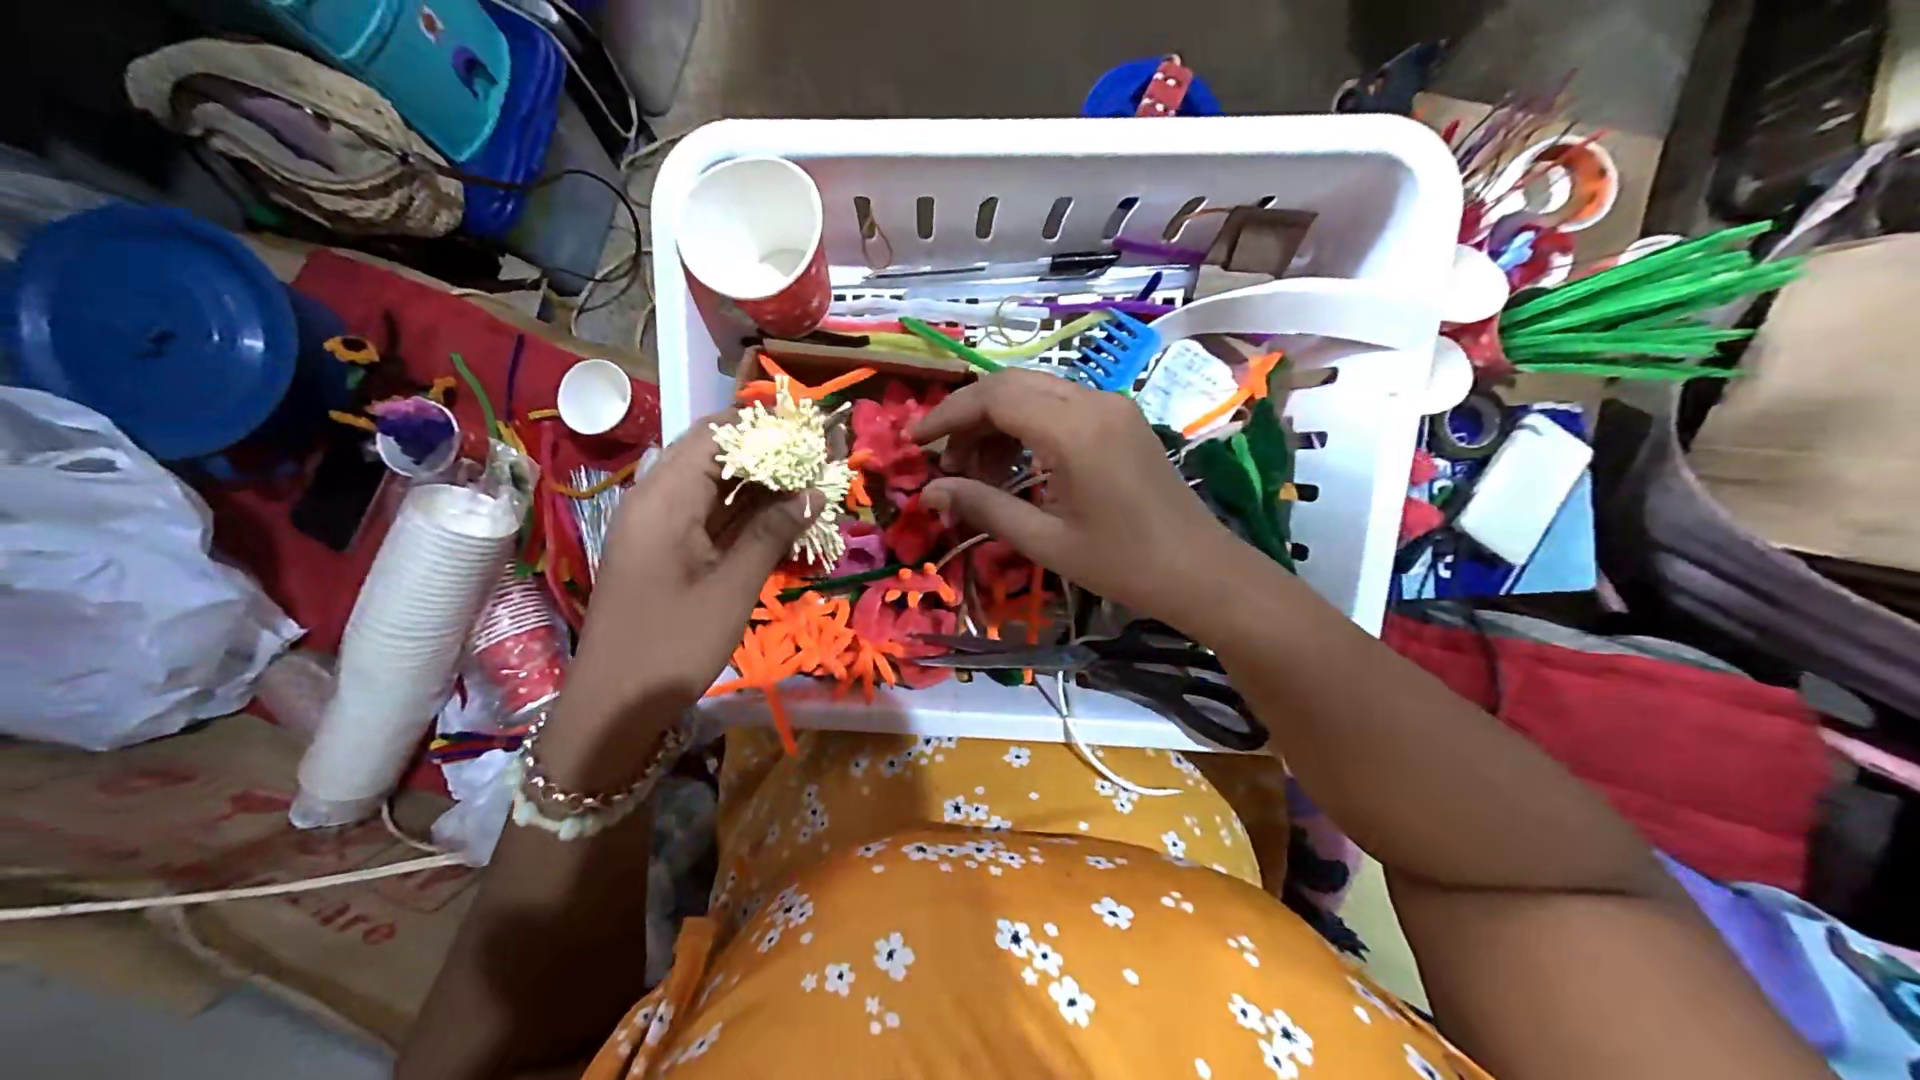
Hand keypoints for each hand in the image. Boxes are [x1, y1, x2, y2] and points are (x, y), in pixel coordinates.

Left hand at [540, 416, 814, 789]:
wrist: (614, 705)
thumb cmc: (672, 645)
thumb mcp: (731, 588)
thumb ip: (771, 533)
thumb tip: (814, 492)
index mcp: (663, 499)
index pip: (714, 436)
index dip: (763, 429)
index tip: (811, 437)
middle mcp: (656, 501)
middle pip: (713, 456)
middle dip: (767, 456)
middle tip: (817, 464)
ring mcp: (659, 528)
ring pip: (714, 487)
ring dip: (759, 487)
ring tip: (810, 488)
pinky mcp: (665, 552)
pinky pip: (709, 517)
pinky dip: (744, 515)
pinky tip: (782, 522)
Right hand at [911, 370, 1255, 628]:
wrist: (1200, 572)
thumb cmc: (1122, 564)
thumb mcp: (1045, 540)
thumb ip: (983, 506)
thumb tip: (929, 491)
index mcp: (1075, 430)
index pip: (994, 397)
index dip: (948, 415)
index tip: (916, 442)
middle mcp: (1094, 401)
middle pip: (1012, 386)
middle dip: (970, 419)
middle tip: (946, 466)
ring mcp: (1112, 406)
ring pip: (1035, 392)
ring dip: (997, 424)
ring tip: (976, 475)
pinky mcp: (1121, 419)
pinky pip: (1060, 407)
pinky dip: (1027, 428)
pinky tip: (1014, 468)